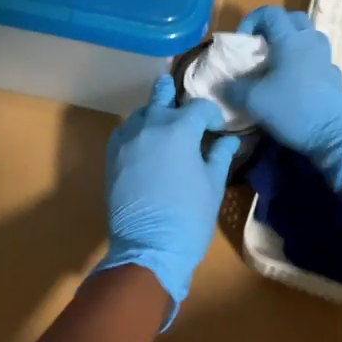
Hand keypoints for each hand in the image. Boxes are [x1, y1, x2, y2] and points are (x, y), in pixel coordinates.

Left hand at [91, 76, 237, 325]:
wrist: (148, 247)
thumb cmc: (189, 217)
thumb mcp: (213, 185)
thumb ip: (219, 156)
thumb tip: (229, 140)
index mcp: (180, 129)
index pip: (198, 107)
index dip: (211, 114)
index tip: (217, 127)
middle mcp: (151, 125)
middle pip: (161, 95)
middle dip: (172, 94)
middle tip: (179, 97)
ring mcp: (128, 139)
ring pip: (141, 112)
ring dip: (153, 112)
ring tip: (163, 122)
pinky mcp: (112, 155)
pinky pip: (125, 131)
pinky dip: (136, 129)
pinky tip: (145, 141)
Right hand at [226, 5, 341, 189]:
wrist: (336, 136)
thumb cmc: (293, 110)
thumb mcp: (254, 101)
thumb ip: (233, 89)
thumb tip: (221, 85)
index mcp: (290, 40)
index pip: (271, 12)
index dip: (253, 19)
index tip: (243, 40)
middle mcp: (310, 43)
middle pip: (294, 19)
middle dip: (275, 27)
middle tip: (261, 45)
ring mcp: (326, 60)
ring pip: (310, 37)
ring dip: (293, 42)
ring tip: (278, 62)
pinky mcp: (335, 78)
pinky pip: (318, 60)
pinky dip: (305, 63)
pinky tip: (296, 83)